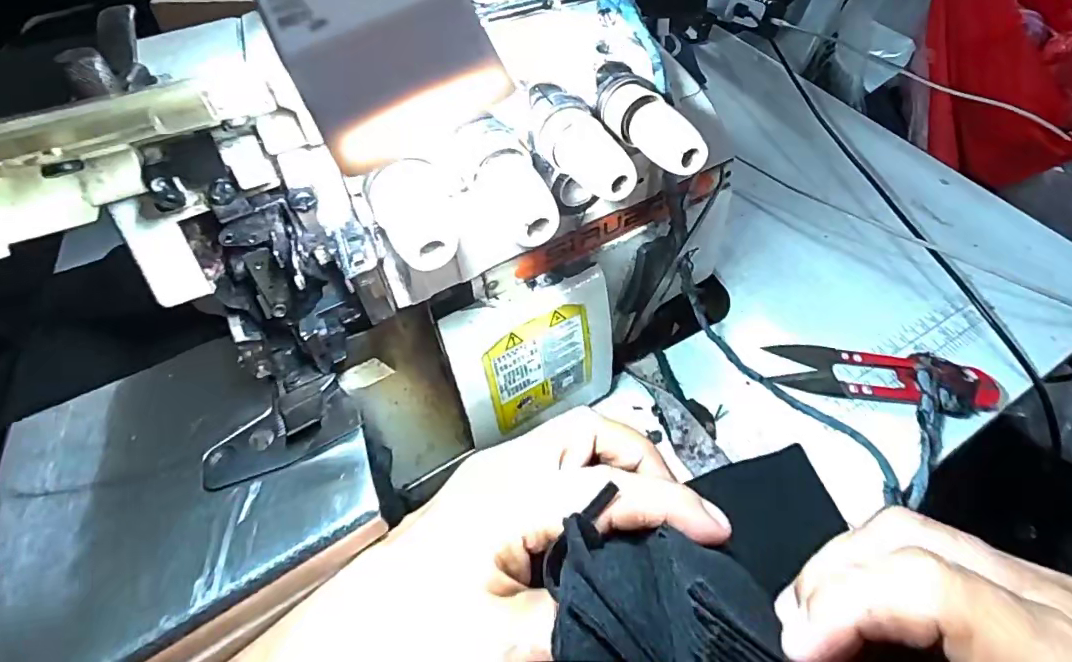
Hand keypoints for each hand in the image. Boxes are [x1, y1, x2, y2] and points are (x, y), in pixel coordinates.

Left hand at [241, 407, 730, 661]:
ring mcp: (497, 472)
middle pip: (591, 430)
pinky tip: (605, 522)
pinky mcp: (491, 489)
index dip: (670, 505)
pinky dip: (593, 479)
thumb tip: (633, 608)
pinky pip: (557, 465)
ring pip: (574, 441)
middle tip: (678, 510)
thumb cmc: (413, 629)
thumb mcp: (505, 642)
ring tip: (652, 514)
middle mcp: (507, 466)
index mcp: (514, 494)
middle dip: (644, 458)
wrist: (356, 627)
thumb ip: (576, 619)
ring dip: (619, 464)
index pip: (610, 484)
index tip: (715, 529)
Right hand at [776, 507, 1071, 661]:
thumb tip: (829, 654)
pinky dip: (897, 578)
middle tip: (796, 629)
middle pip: (912, 532)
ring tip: (822, 618)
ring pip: (925, 530)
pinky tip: (882, 620)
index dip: (845, 602)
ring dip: (856, 565)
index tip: (797, 648)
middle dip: (833, 572)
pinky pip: (955, 558)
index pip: (928, 581)